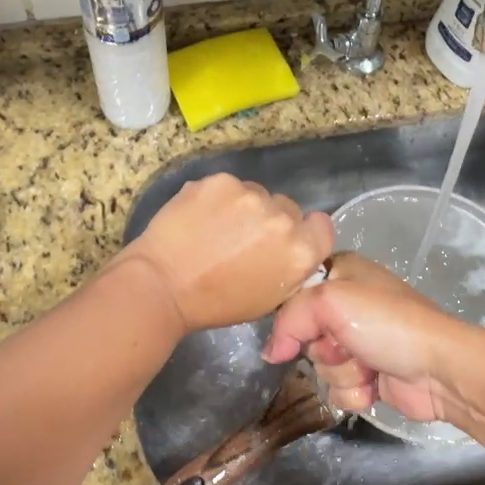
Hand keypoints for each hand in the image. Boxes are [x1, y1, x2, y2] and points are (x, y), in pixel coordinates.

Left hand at [115, 173, 333, 332]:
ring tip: (216, 229)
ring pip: (256, 194)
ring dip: (243, 207)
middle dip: (270, 220)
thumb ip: (291, 268)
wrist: (163, 285)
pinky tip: (199, 218)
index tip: (284, 240)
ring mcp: (249, 195)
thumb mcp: (269, 298)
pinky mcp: (220, 180)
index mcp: (300, 251)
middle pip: (287, 208)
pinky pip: (228, 186)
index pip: (322, 226)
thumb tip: (292, 248)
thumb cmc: (216, 303)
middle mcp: (282, 218)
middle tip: (243, 239)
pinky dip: (217, 198)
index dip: (305, 232)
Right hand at [261, 254, 473, 421]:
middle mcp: (347, 303)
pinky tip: (375, 384)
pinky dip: (354, 391)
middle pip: (304, 333)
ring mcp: (359, 341)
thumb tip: (271, 352)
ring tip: (368, 364)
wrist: (440, 368)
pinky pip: (338, 388)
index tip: (305, 324)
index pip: (294, 289)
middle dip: (324, 346)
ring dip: (342, 371)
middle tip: (346, 343)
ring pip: (320, 365)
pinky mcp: (369, 375)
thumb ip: (289, 319)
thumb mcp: (330, 302)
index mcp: (341, 271)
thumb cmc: (387, 323)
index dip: (294, 312)